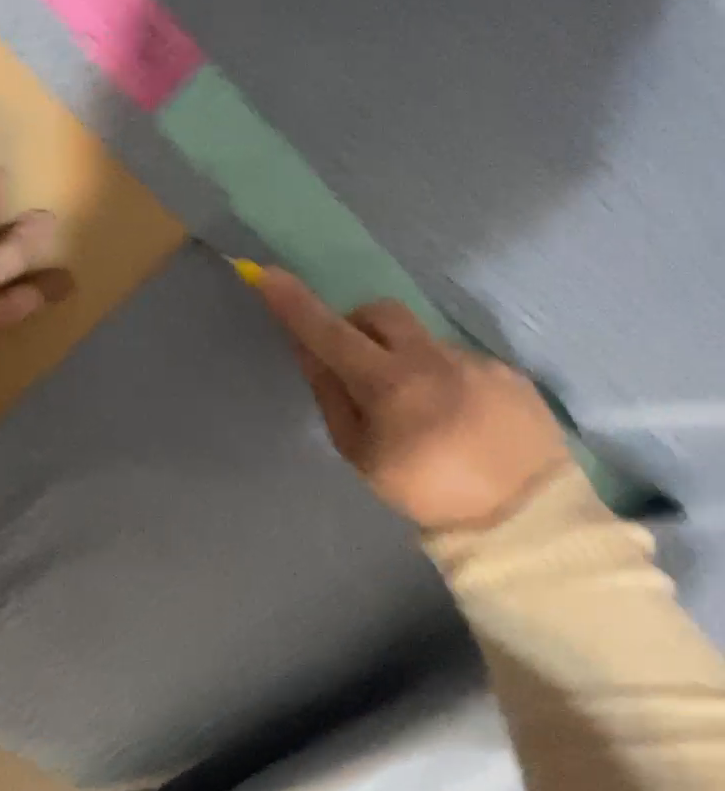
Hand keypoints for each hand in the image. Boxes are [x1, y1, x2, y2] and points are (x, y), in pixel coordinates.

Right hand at [254, 266, 572, 530]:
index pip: (329, 331)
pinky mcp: (508, 372)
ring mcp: (477, 362)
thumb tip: (308, 350)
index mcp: (390, 383)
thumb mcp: (359, 451)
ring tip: (411, 408)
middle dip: (355, 325)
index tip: (265, 274)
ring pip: (419, 340)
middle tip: (349, 362)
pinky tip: (449, 417)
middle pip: (380, 312)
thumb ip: (331, 394)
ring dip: (399, 358)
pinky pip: (455, 360)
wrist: (524, 516)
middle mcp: (435, 359)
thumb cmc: (423, 489)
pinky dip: (437, 377)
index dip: (293, 303)